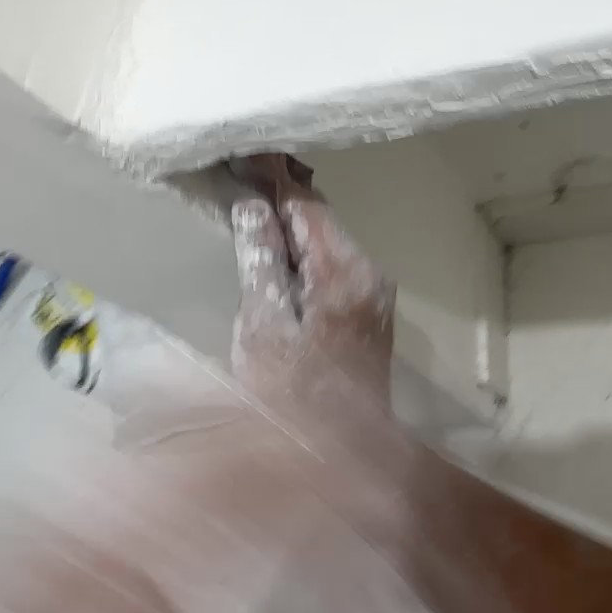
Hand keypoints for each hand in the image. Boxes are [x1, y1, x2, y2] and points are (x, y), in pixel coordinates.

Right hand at [228, 156, 422, 529]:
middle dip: (280, 196)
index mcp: (346, 272)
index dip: (273, 179)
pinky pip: (329, 264)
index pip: (308, 205)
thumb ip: (259, 263)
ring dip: (289, 222)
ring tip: (248, 200)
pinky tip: (273, 248)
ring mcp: (372, 292)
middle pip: (321, 219)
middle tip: (239, 172)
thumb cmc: (293, 398)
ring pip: (325, 239)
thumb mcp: (263, 328)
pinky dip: (301, 249)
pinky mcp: (366, 310)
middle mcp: (368, 273)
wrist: (343, 457)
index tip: (242, 155)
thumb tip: (252, 205)